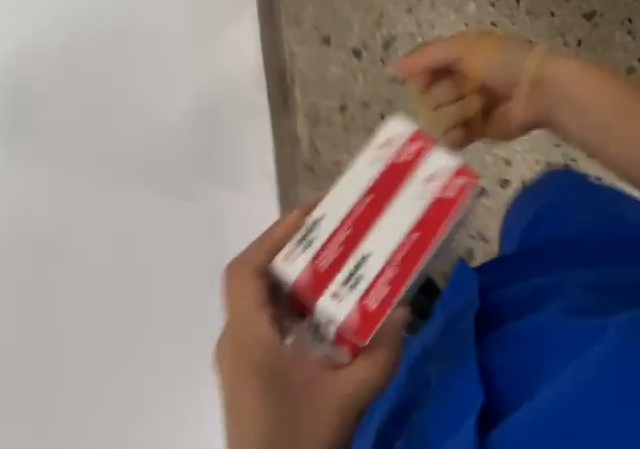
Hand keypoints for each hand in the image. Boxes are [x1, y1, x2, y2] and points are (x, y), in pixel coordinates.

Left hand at [215, 205, 408, 448]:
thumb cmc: (301, 442)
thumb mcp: (350, 398)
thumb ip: (381, 352)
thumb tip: (403, 309)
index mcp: (249, 338)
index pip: (246, 270)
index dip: (275, 235)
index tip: (313, 214)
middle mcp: (236, 342)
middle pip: (255, 279)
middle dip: (292, 250)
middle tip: (333, 233)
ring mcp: (239, 361)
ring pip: (260, 302)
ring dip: (294, 279)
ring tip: (335, 265)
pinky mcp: (248, 377)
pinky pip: (266, 325)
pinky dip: (293, 309)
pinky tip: (326, 315)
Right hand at [392, 31, 555, 148]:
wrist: (540, 89)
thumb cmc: (503, 62)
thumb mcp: (463, 48)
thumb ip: (425, 57)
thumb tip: (391, 70)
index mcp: (457, 57)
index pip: (422, 69)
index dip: (421, 76)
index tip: (425, 80)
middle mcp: (459, 81)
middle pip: (429, 96)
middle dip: (446, 93)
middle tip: (469, 88)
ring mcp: (467, 108)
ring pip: (438, 117)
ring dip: (455, 111)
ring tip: (479, 105)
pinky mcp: (477, 131)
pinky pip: (451, 138)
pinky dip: (454, 135)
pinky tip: (464, 131)